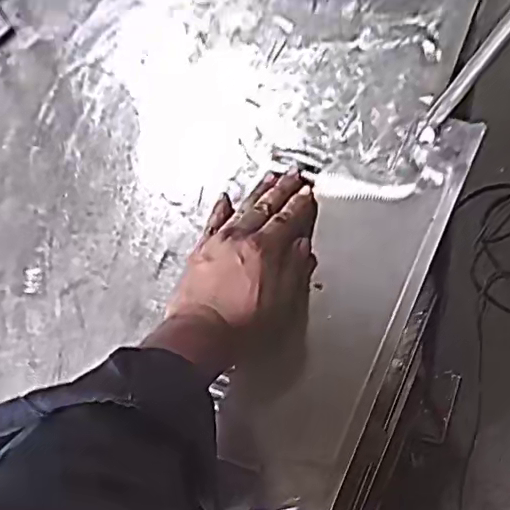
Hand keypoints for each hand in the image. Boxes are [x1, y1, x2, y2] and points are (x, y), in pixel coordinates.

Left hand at [145, 170, 318, 377]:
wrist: (200, 334)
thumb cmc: (239, 327)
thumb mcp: (280, 305)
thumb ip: (293, 272)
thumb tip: (303, 250)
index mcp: (265, 251)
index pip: (288, 220)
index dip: (301, 205)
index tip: (308, 193)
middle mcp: (241, 239)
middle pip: (266, 206)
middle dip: (282, 189)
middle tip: (293, 175)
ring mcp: (219, 243)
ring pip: (242, 208)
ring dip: (257, 191)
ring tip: (268, 179)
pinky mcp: (201, 251)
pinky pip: (214, 221)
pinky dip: (222, 208)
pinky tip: (226, 199)